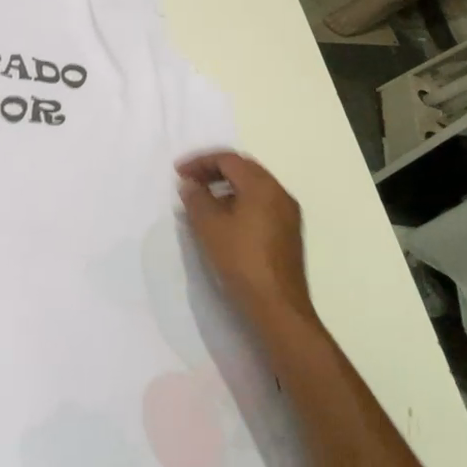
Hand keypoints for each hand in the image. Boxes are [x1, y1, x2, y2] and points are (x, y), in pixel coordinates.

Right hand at [176, 151, 315, 323]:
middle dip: (214, 170)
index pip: (228, 159)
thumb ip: (196, 198)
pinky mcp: (288, 233)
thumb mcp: (209, 226)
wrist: (278, 307)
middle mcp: (279, 193)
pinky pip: (261, 203)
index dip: (200, 162)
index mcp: (262, 186)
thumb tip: (190, 184)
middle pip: (244, 168)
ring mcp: (287, 214)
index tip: (178, 173)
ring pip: (253, 186)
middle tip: (190, 181)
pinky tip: (224, 220)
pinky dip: (240, 201)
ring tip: (203, 201)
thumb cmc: (240, 260)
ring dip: (226, 186)